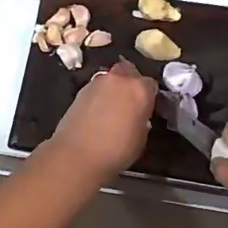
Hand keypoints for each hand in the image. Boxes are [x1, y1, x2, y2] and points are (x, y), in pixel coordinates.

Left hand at [43, 59, 155, 182]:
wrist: (76, 155)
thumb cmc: (116, 150)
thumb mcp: (141, 137)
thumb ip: (141, 118)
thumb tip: (137, 116)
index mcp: (139, 89)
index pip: (150, 84)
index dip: (149, 96)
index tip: (147, 108)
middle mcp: (118, 80)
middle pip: (128, 72)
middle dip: (131, 83)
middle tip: (130, 103)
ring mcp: (96, 83)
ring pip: (110, 79)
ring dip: (113, 89)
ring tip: (112, 109)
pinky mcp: (79, 92)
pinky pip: (95, 90)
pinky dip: (98, 97)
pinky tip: (97, 114)